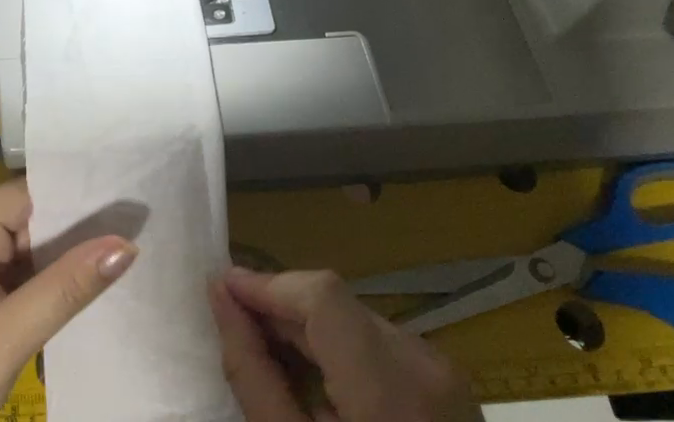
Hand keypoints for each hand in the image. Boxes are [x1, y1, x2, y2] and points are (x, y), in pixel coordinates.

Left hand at [0, 176, 137, 421]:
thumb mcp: (9, 336)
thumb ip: (66, 288)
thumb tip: (126, 244)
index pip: (26, 194)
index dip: (74, 191)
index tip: (125, 191)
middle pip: (32, 217)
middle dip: (80, 222)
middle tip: (140, 219)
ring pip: (33, 247)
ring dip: (72, 252)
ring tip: (131, 243)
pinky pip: (26, 275)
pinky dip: (57, 278)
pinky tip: (96, 279)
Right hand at [209, 267, 479, 421]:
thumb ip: (253, 372)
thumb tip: (221, 300)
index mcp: (390, 388)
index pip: (322, 295)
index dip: (267, 285)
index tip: (221, 288)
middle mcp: (426, 366)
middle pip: (339, 306)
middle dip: (281, 308)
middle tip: (233, 323)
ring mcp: (445, 377)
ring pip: (359, 321)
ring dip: (309, 329)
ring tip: (267, 353)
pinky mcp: (452, 389)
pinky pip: (384, 346)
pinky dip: (342, 351)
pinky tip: (314, 379)